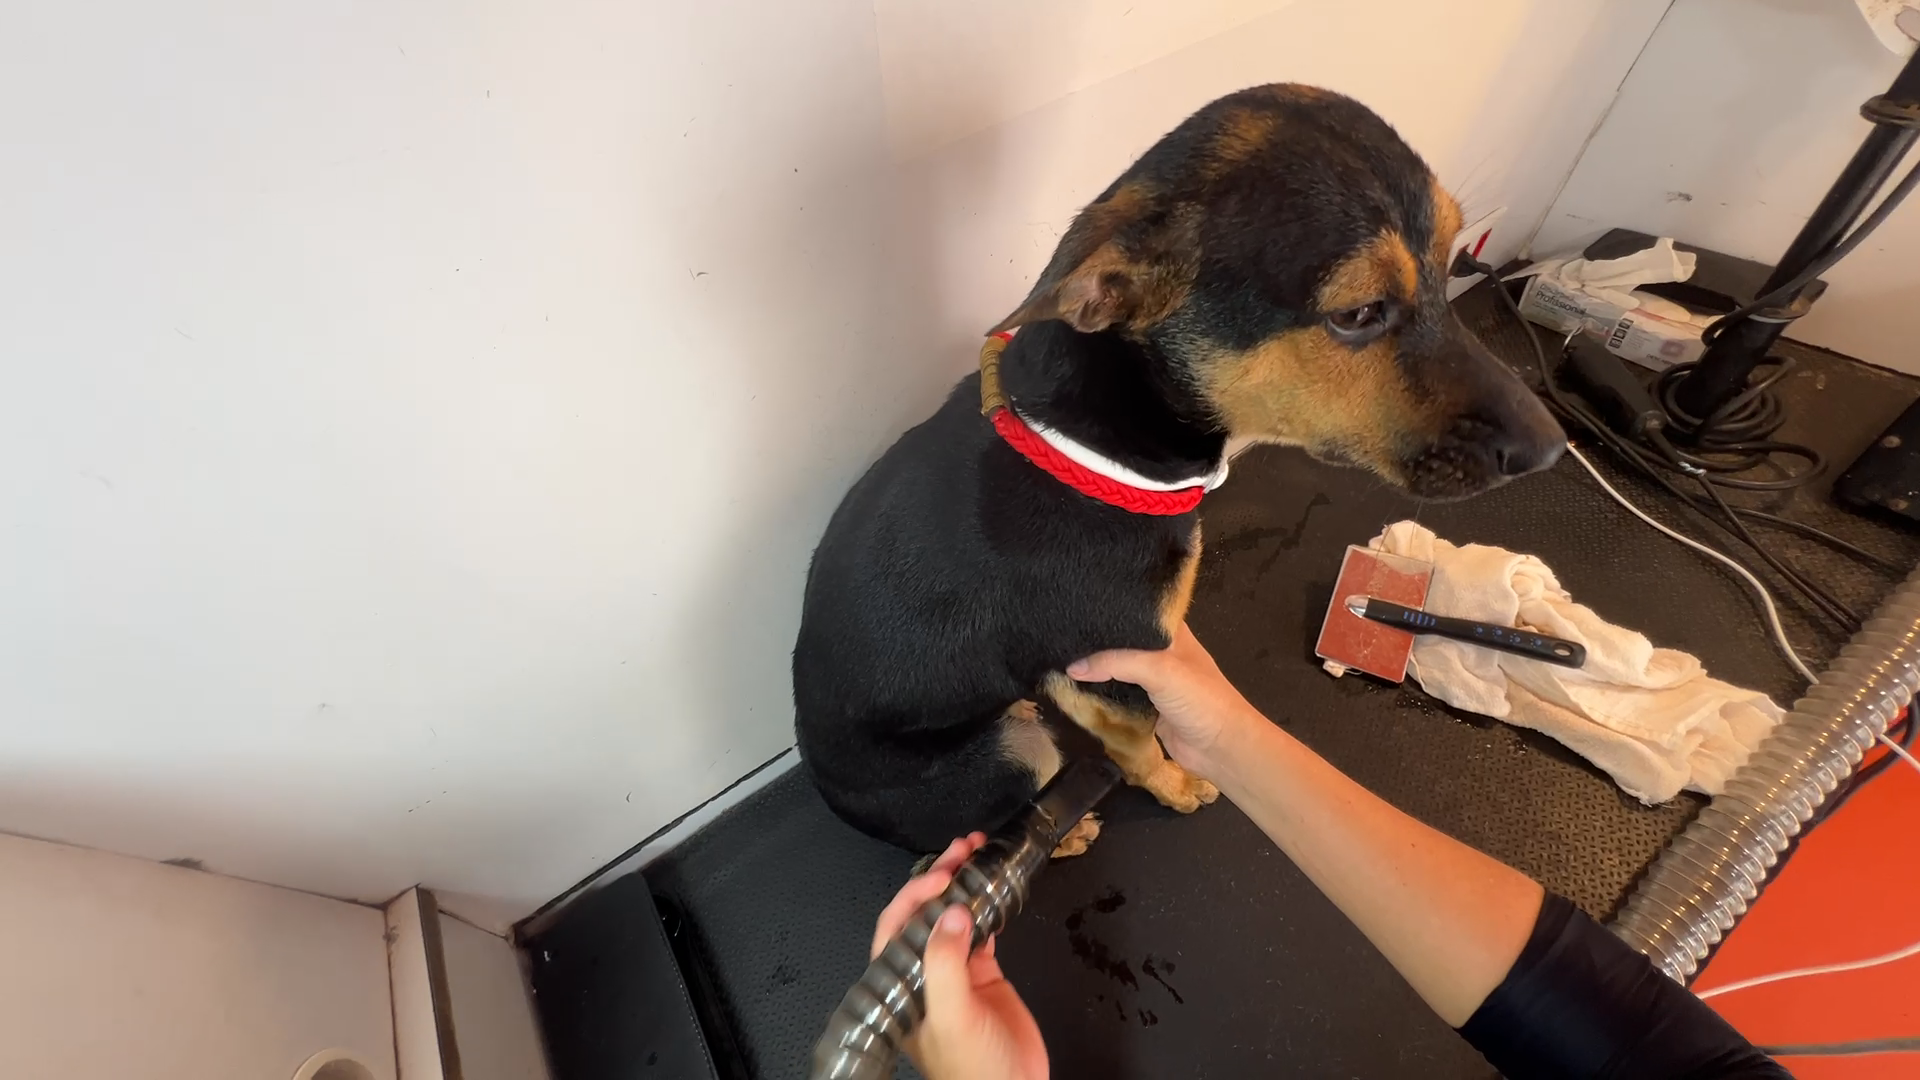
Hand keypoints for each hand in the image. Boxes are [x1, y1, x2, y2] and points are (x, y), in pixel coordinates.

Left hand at [870, 834, 1048, 1079]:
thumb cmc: (975, 1068)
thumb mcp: (953, 1017)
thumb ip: (946, 964)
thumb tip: (952, 912)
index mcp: (903, 983)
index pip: (896, 925)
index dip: (914, 894)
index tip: (942, 877)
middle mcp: (924, 971)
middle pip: (924, 911)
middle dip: (941, 875)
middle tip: (963, 847)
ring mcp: (954, 969)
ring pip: (952, 913)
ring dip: (963, 881)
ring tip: (978, 851)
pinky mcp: (982, 971)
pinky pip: (979, 926)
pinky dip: (986, 902)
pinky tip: (994, 885)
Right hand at [1066, 621, 1258, 775]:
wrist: (1221, 748)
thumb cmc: (1199, 698)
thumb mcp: (1158, 669)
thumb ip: (1115, 663)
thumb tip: (1072, 668)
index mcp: (1171, 631)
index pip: (1136, 610)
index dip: (1110, 607)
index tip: (1078, 603)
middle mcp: (1161, 650)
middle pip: (1122, 641)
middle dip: (1097, 640)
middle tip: (1063, 630)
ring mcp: (1153, 679)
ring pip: (1117, 668)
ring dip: (1096, 667)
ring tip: (1061, 653)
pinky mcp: (1146, 704)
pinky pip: (1117, 693)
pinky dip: (1099, 691)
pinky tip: (1075, 684)